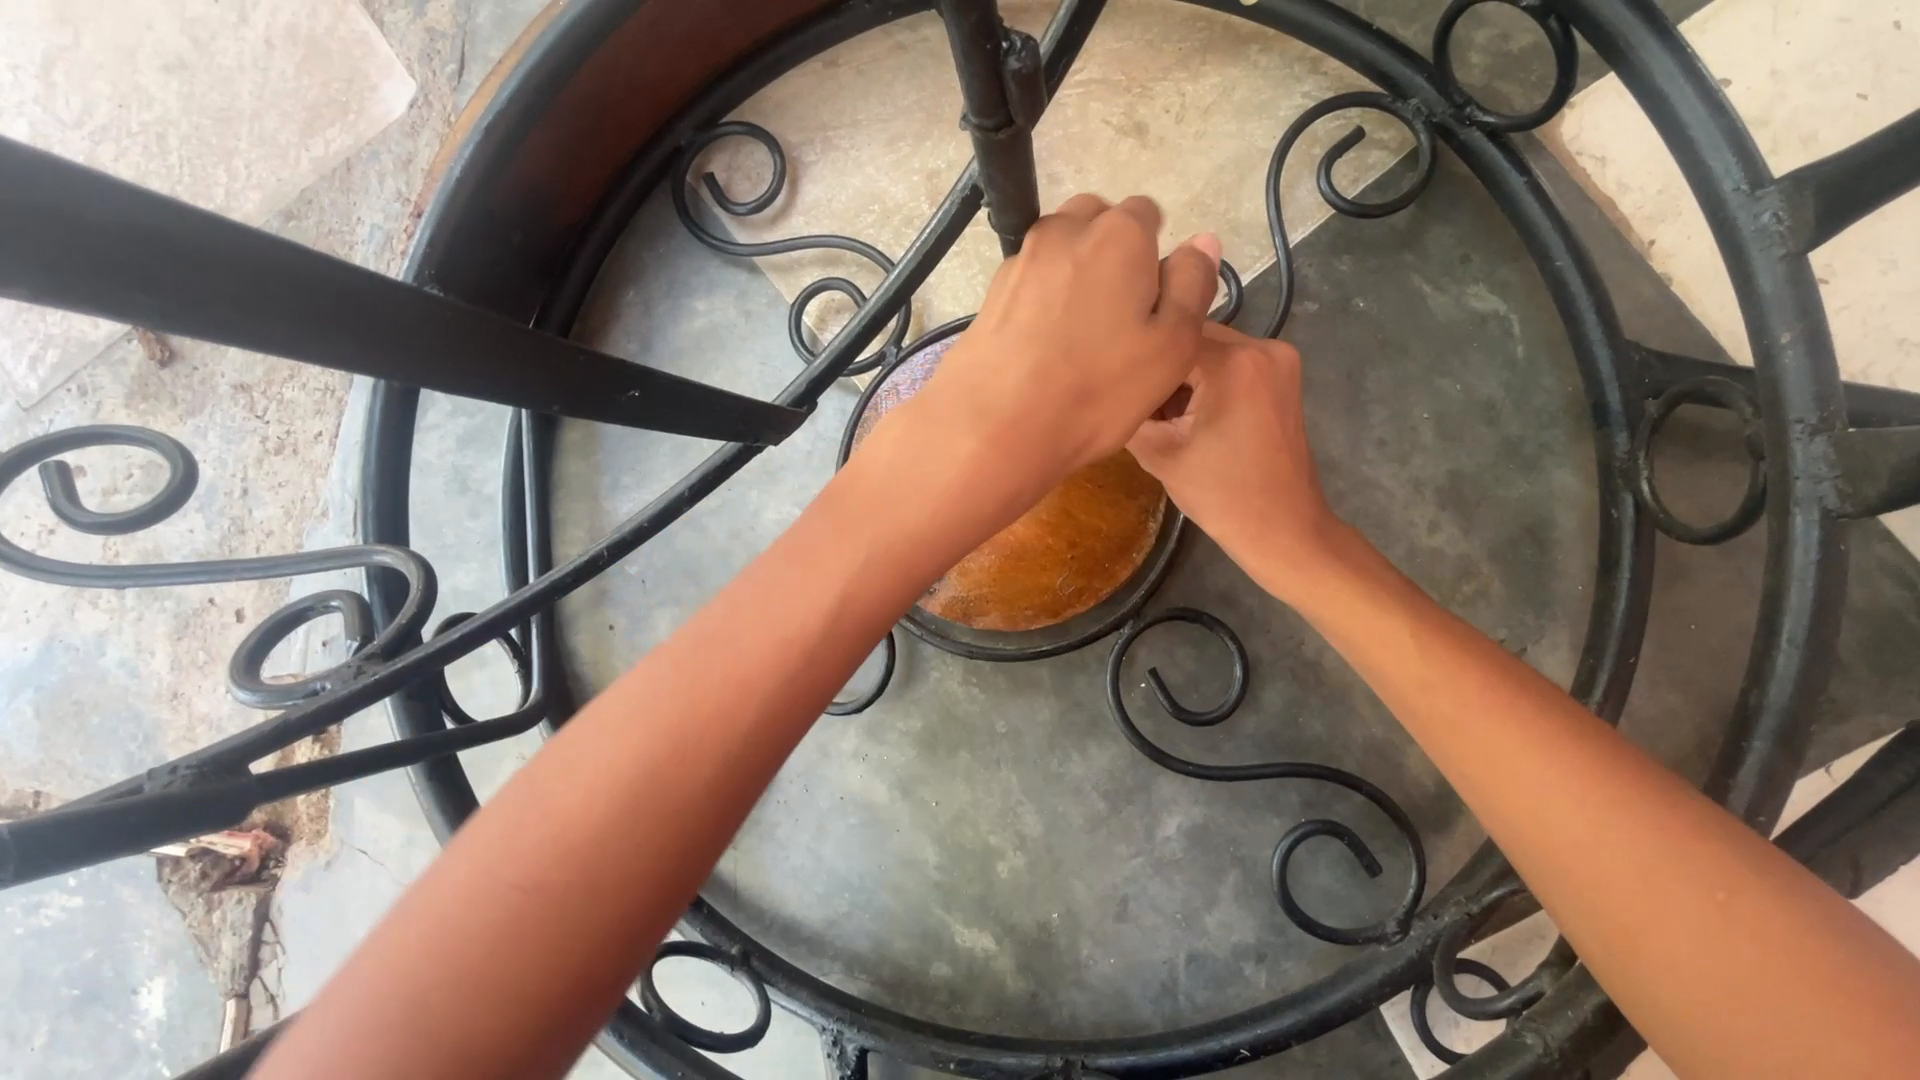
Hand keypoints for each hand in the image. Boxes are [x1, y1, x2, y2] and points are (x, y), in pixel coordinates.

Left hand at [888, 194, 1221, 505]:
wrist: (991, 426)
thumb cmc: (1095, 390)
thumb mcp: (1171, 347)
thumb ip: (1193, 285)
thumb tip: (1202, 241)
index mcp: (1118, 232)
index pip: (1148, 215)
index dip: (1156, 259)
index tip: (1152, 308)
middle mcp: (1064, 230)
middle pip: (1099, 223)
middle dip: (1114, 257)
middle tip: (1118, 322)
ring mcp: (1021, 260)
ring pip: (1062, 252)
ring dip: (1076, 279)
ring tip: (1079, 340)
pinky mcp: (991, 294)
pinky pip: (1031, 284)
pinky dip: (1044, 303)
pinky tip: (1044, 350)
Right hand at [1126, 323, 1345, 594]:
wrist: (1282, 528)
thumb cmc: (1220, 495)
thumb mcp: (1159, 453)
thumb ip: (1130, 412)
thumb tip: (1106, 389)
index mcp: (1233, 362)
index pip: (1167, 336)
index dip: (1137, 359)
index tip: (1113, 381)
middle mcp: (1263, 346)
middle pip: (1192, 336)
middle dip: (1162, 364)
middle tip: (1132, 398)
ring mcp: (1278, 358)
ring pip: (1210, 348)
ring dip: (1182, 372)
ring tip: (1157, 407)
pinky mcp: (1282, 374)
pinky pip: (1231, 362)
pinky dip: (1206, 379)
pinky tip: (1185, 410)